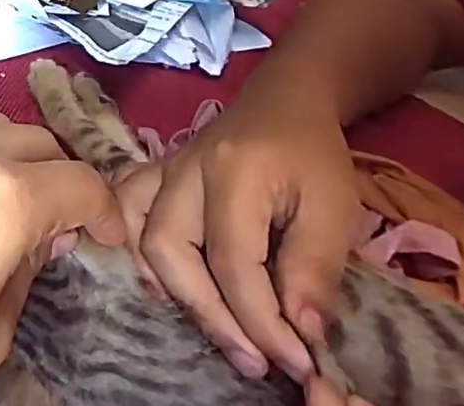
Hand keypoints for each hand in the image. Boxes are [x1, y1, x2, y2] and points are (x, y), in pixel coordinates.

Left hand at [0, 115, 124, 405]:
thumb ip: (22, 276)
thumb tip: (34, 244)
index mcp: (5, 196)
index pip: (84, 186)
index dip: (107, 215)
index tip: (106, 244)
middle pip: (43, 144)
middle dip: (62, 183)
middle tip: (56, 231)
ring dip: (16, 163)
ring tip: (3, 212)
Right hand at [118, 93, 358, 383]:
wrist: (284, 100)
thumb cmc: (312, 151)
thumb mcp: (334, 207)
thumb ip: (315, 268)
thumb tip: (300, 334)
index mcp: (233, 171)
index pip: (233, 263)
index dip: (262, 324)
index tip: (298, 364)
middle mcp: (186, 168)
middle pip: (171, 249)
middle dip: (211, 315)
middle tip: (256, 359)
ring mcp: (165, 167)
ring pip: (140, 233)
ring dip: (171, 287)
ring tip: (213, 325)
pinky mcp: (158, 172)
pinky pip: (128, 208)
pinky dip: (137, 250)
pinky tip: (168, 281)